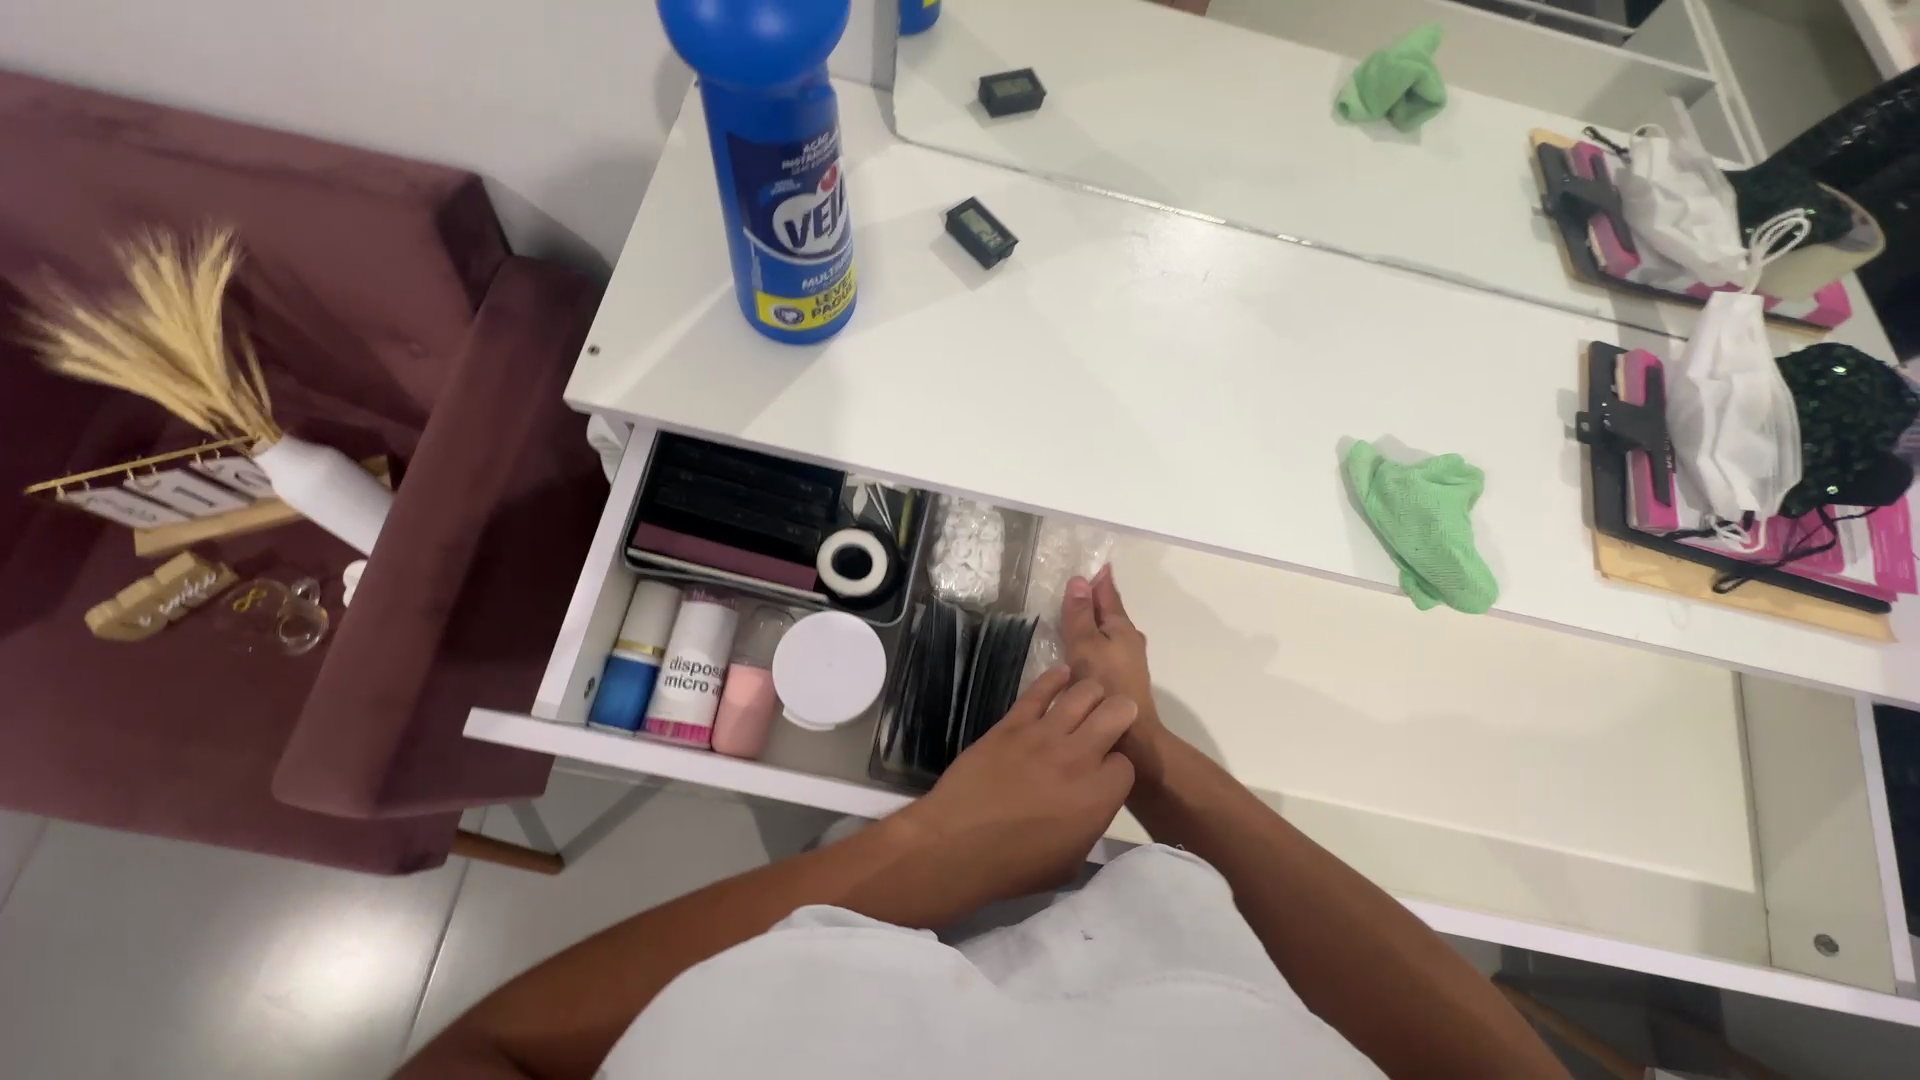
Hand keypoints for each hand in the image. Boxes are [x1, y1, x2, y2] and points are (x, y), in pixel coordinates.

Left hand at [899, 667, 1136, 903]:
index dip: (1118, 767)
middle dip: (1121, 713)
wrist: (957, 844)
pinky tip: (1061, 673)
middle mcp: (1078, 758)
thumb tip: (1089, 810)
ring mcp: (1044, 736)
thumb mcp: (1069, 864)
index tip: (1107, 773)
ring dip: (1092, 691)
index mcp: (1098, 798)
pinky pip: (1038, 692)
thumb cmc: (1014, 866)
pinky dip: (1053, 679)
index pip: (1127, 764)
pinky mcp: (1011, 725)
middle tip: (1115, 716)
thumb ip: (1088, 830)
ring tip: (1092, 694)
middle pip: (1116, 714)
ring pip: (1082, 694)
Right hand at [1060, 565, 1170, 780]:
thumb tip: (1080, 581)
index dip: (1100, 581)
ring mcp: (1128, 662)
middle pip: (1111, 614)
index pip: (1109, 596)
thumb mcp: (1085, 645)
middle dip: (1097, 601)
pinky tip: (1081, 652)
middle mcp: (1129, 642)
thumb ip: (1080, 615)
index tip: (1097, 565)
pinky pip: (1104, 651)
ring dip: (1094, 623)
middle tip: (1080, 588)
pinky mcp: (1121, 680)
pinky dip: (1093, 643)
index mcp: (1122, 628)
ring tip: (1075, 617)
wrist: (1130, 734)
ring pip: (1108, 634)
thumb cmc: (1106, 684)